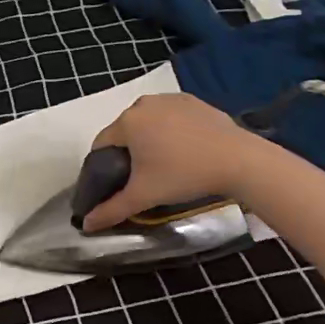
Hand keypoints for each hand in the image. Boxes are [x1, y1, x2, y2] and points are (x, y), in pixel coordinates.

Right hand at [81, 93, 262, 230]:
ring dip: (150, 140)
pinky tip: (185, 150)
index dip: (104, 166)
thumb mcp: (144, 196)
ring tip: (166, 164)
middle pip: (125, 131)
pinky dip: (171, 131)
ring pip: (148, 123)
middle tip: (143, 178)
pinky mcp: (193, 101)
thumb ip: (111, 210)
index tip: (117, 184)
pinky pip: (171, 117)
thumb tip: (85, 225)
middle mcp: (144, 103)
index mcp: (127, 122)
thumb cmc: (184, 175)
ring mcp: (170, 99)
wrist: (238, 160)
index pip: (102, 144)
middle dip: (129, 152)